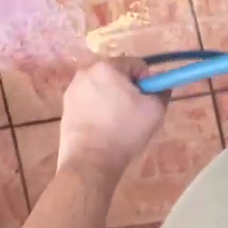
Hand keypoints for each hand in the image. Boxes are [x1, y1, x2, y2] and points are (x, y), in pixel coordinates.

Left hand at [56, 58, 165, 181]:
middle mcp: (86, 73)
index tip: (146, 101)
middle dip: (128, 89)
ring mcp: (72, 90)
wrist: (90, 162)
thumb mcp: (154, 110)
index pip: (137, 65)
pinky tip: (102, 128)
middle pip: (118, 75)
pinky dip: (98, 109)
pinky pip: (89, 101)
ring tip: (117, 123)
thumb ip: (162, 92)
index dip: (146, 83)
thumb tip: (161, 88)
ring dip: (113, 99)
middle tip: (133, 112)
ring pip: (103, 88)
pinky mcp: (66, 108)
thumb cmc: (124, 131)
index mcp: (107, 67)